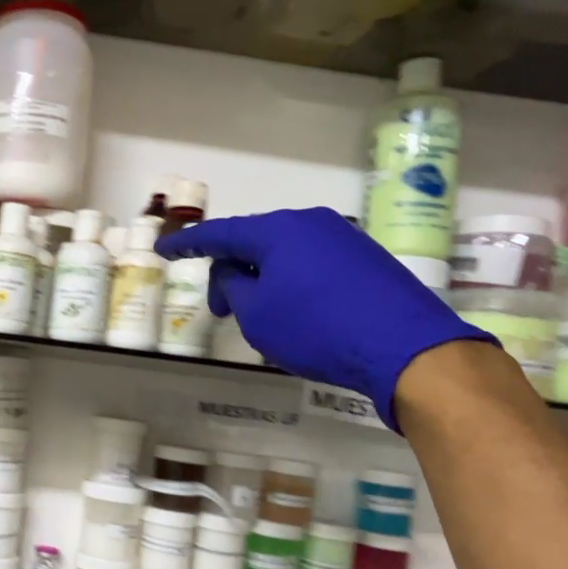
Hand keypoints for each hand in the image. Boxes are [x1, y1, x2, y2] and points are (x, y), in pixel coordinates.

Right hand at [157, 208, 496, 430]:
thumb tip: (236, 275)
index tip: (163, 250)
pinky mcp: (367, 260)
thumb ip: (234, 288)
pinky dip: (291, 284)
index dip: (187, 244)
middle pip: (254, 242)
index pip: (220, 234)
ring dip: (262, 280)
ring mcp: (344, 239)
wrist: (404, 345)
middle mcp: (311, 223)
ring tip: (258, 316)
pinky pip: (313, 264)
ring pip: (285, 254)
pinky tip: (294, 313)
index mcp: (278, 230)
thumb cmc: (316, 329)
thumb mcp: (257, 315)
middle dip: (229, 272)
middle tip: (219, 311)